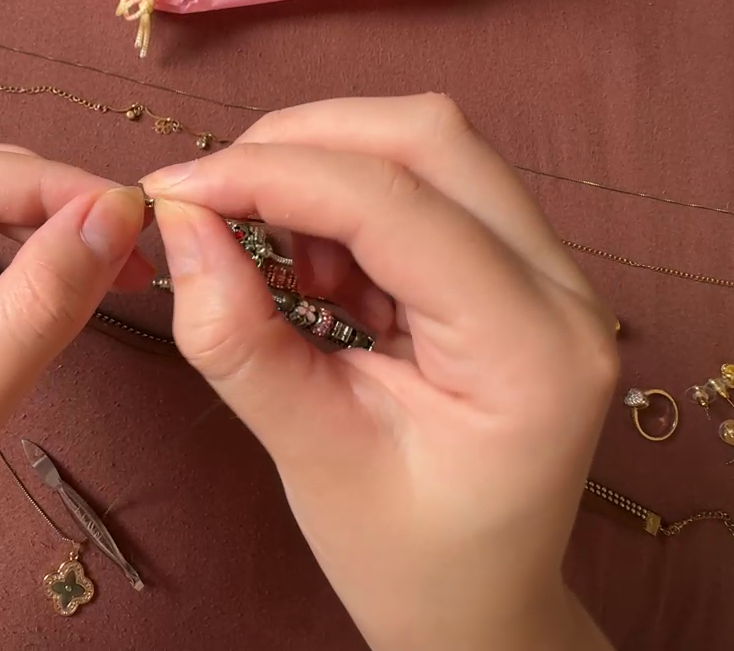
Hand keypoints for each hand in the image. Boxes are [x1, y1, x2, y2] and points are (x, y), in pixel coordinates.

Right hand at [142, 96, 617, 650]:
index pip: (390, 205)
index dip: (267, 176)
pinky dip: (337, 194)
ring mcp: (543, 264)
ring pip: (419, 139)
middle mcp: (559, 286)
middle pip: (423, 133)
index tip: (173, 189)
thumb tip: (180, 222)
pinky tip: (320, 271)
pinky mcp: (506, 257)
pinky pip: (415, 175)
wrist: (478, 599)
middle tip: (216, 196)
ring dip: (318, 166)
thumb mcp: (307, 456)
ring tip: (285, 262)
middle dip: (296, 143)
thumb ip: (235, 337)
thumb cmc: (406, 554)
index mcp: (530, 351)